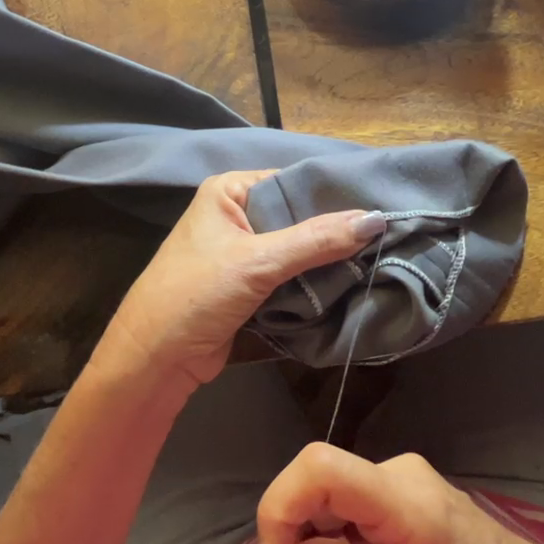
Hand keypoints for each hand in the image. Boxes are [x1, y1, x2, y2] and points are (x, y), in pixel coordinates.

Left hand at [97, 170, 386, 393]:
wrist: (155, 361)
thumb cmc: (196, 295)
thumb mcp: (258, 262)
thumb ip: (317, 239)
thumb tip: (376, 218)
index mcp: (230, 192)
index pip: (293, 182)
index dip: (334, 195)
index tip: (382, 204)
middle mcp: (237, 215)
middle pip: (299, 218)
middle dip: (336, 233)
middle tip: (389, 236)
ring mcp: (244, 254)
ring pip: (300, 251)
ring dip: (329, 262)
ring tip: (381, 259)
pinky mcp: (251, 288)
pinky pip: (293, 278)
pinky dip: (316, 285)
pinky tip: (353, 285)